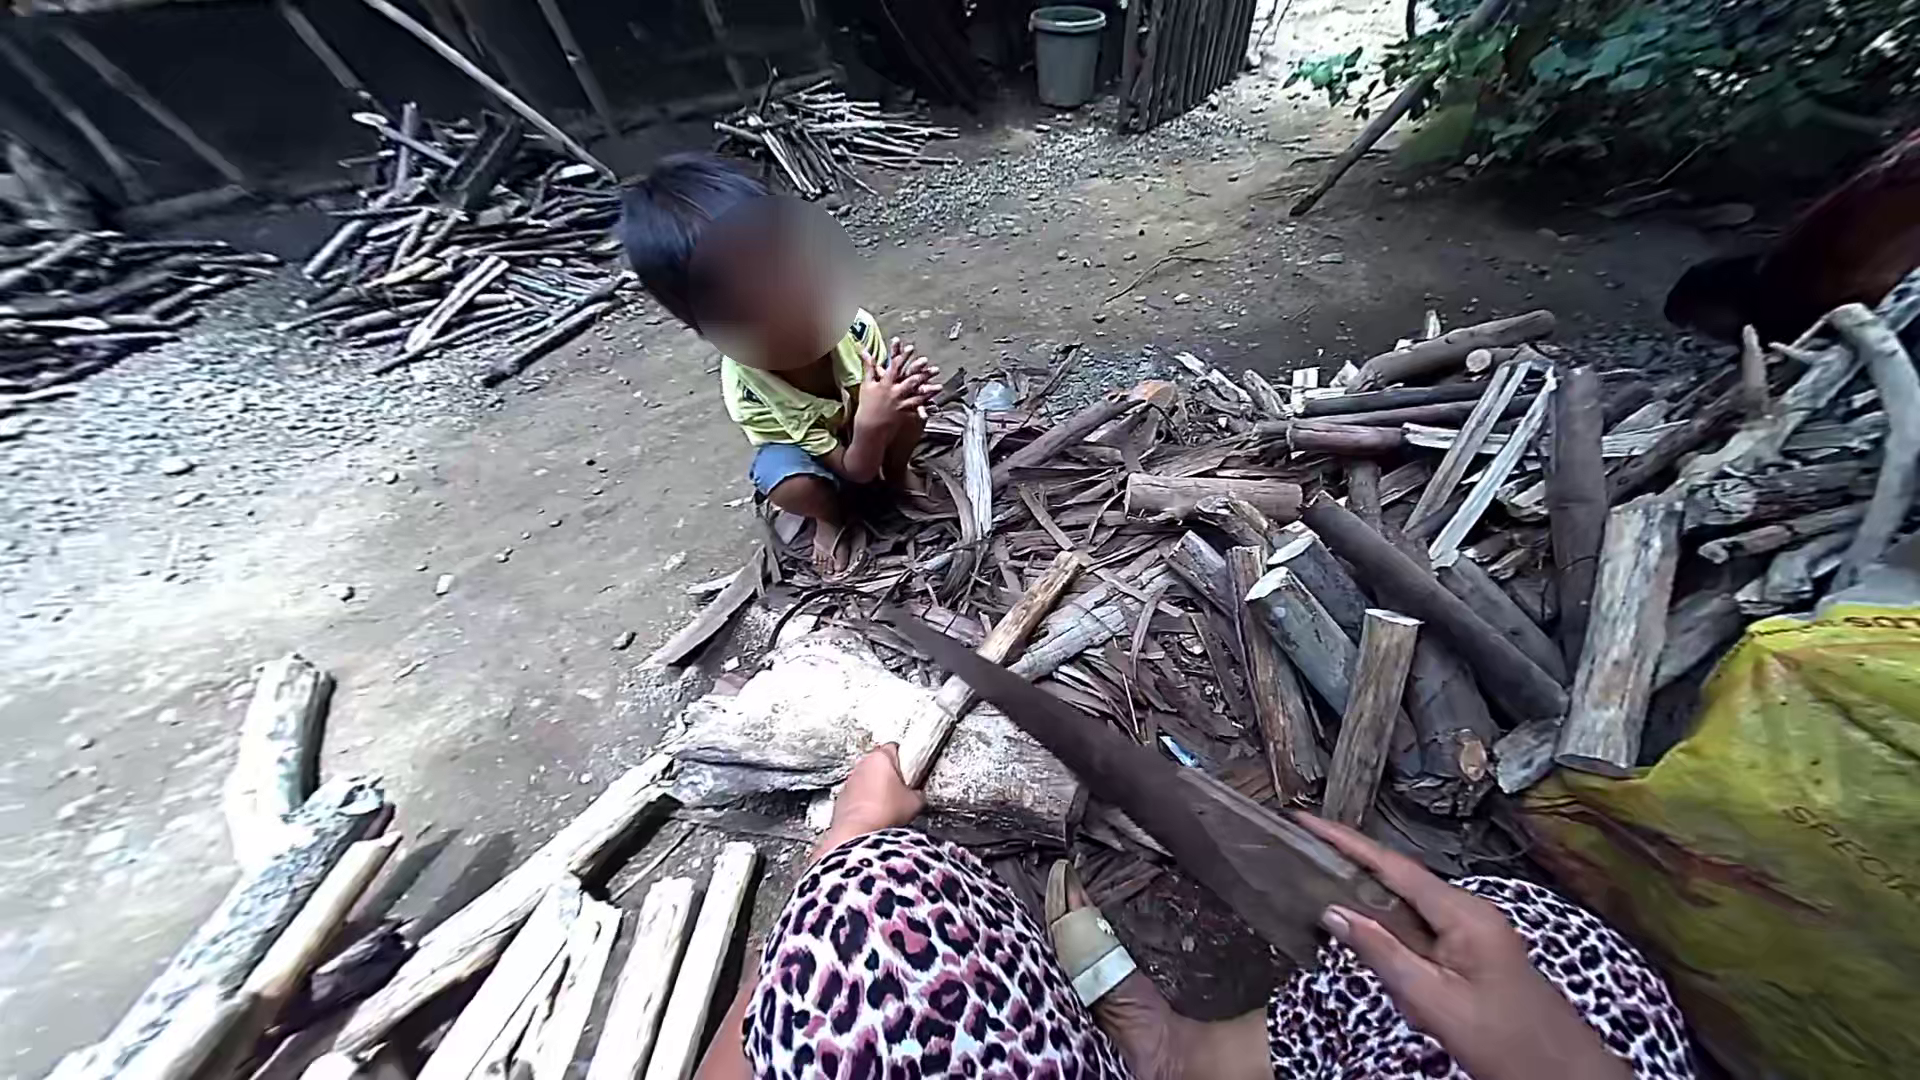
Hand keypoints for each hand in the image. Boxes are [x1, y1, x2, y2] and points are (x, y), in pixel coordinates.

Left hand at [822, 744, 923, 848]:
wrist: (857, 836)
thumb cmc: (885, 814)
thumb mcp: (915, 802)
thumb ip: (918, 792)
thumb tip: (918, 795)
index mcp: (880, 757)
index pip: (895, 748)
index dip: (906, 760)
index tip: (911, 773)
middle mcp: (862, 765)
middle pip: (880, 764)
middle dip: (889, 775)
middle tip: (901, 792)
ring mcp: (849, 782)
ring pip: (866, 780)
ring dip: (875, 789)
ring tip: (887, 808)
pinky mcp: (841, 799)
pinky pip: (856, 796)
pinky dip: (863, 803)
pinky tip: (873, 817)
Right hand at [854, 339, 938, 434]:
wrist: (869, 427)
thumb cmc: (866, 405)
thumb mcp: (866, 385)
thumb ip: (868, 367)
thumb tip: (865, 351)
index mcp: (885, 384)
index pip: (895, 367)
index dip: (903, 356)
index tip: (910, 347)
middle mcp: (894, 393)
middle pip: (909, 380)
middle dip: (919, 370)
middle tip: (927, 362)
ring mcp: (901, 403)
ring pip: (917, 395)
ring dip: (929, 390)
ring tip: (940, 386)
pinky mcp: (905, 413)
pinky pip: (918, 409)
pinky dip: (927, 406)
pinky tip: (936, 404)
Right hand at [1294, 814, 1631, 1079]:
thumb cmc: (1510, 1047)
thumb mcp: (1437, 1004)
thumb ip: (1381, 952)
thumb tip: (1330, 911)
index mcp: (1462, 913)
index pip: (1390, 863)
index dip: (1342, 838)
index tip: (1301, 818)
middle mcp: (1467, 908)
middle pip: (1395, 873)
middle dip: (1347, 855)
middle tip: (1300, 842)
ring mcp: (1473, 927)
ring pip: (1405, 897)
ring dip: (1364, 886)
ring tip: (1318, 872)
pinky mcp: (1473, 948)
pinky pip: (1417, 919)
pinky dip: (1384, 914)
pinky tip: (1363, 921)